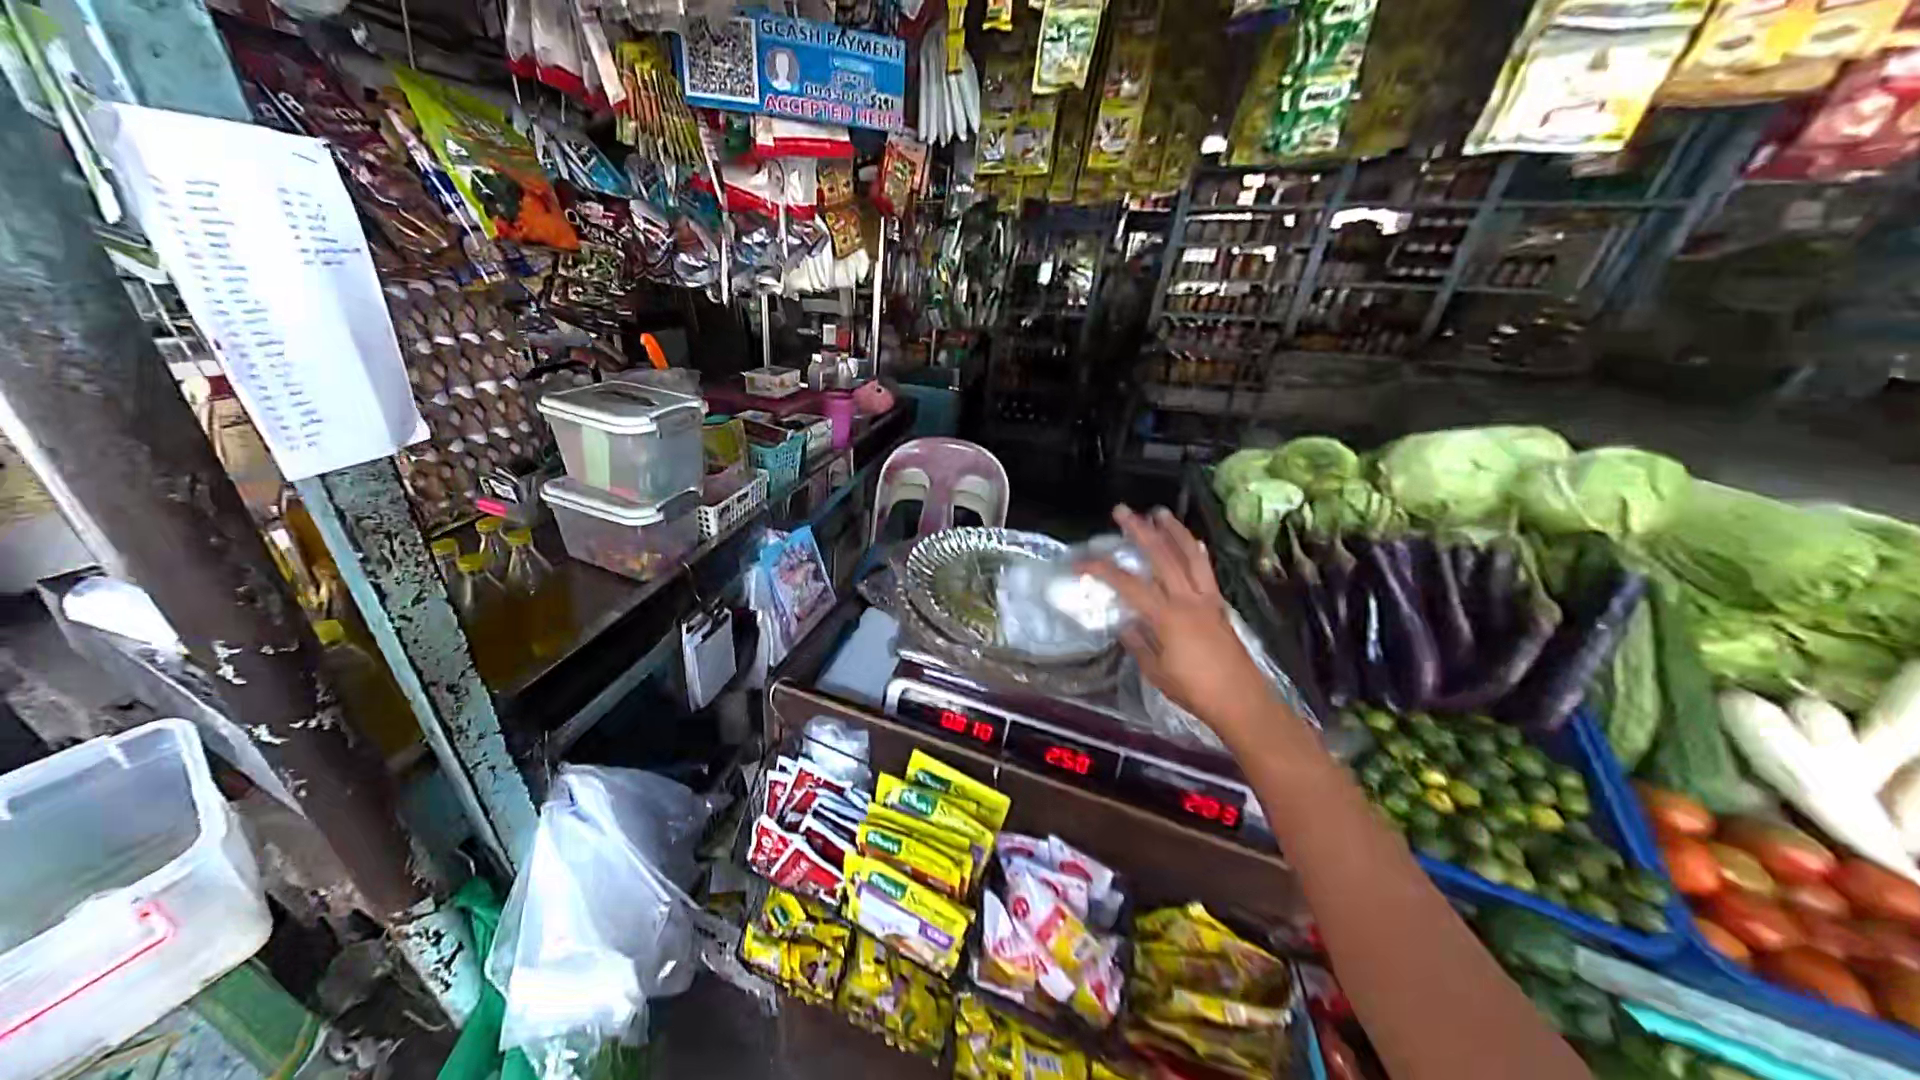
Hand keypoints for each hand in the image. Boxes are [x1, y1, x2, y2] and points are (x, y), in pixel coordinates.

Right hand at [1078, 506, 1273, 742]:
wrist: (1242, 701)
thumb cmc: (1195, 690)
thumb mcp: (1156, 671)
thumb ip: (1139, 644)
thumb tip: (1127, 625)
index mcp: (1167, 617)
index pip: (1128, 585)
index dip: (1102, 569)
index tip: (1082, 561)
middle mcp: (1188, 600)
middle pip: (1162, 556)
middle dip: (1140, 531)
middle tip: (1123, 511)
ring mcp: (1207, 600)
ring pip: (1189, 556)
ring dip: (1174, 531)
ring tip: (1160, 512)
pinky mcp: (1220, 606)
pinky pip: (1206, 571)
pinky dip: (1196, 552)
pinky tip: (1192, 543)